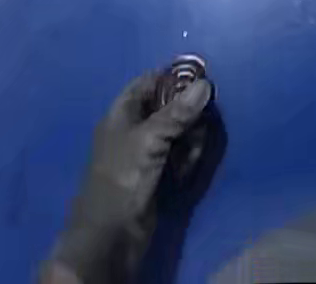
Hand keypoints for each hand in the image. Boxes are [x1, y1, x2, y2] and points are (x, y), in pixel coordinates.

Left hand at [45, 70, 214, 283]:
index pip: (150, 82)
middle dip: (187, 112)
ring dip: (189, 138)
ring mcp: (145, 152)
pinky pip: (177, 155)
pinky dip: (186, 157)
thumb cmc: (123, 178)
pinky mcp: (157, 175)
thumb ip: (177, 113)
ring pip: (176, 132)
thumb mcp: (149, 139)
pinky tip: (188, 169)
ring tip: (194, 150)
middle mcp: (133, 127)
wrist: (110, 238)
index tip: (200, 80)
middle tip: (202, 122)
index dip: (173, 78)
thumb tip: (205, 84)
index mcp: (123, 111)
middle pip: (167, 106)